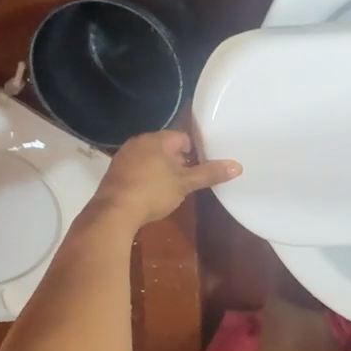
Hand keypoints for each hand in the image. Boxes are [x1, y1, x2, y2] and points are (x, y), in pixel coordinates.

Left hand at [89, 130, 240, 227]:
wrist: (113, 213)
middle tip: (188, 180)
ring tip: (171, 189)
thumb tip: (237, 165)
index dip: (194, 151)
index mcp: (155, 139)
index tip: (200, 167)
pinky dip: (145, 179)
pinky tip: (150, 195)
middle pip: (165, 148)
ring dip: (161, 171)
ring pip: (149, 159)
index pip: (182, 137)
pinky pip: (136, 171)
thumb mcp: (184, 184)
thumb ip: (209, 173)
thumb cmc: (152, 192)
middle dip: (177, 162)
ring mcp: (122, 158)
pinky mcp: (113, 174)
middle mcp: (137, 143)